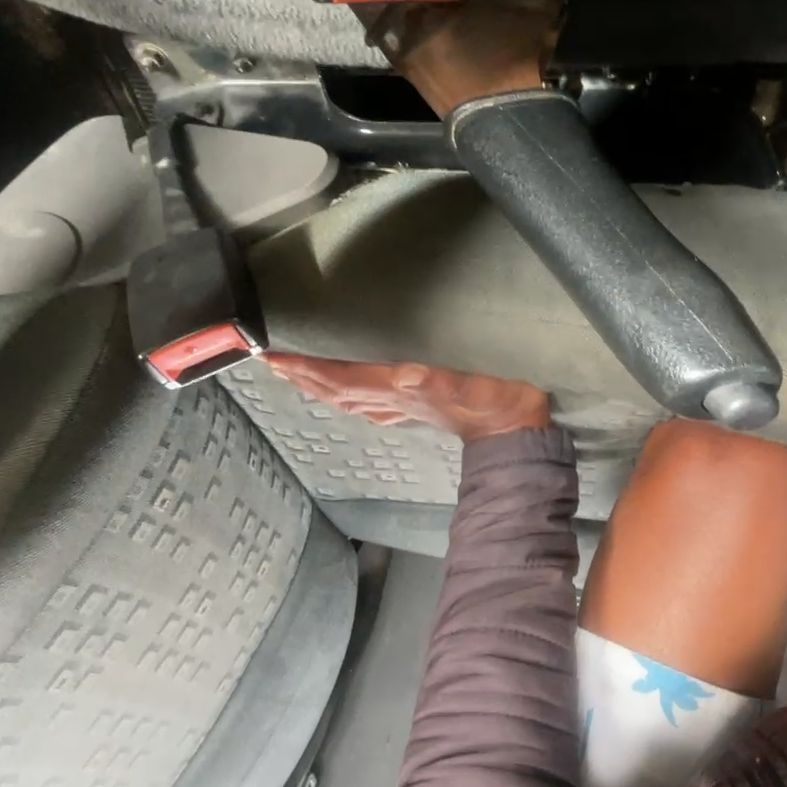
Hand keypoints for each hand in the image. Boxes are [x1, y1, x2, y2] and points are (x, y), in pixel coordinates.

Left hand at [261, 354, 550, 443]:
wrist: (515, 430)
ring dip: (317, 387)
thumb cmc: (496, 401)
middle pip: (335, 390)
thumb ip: (436, 382)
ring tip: (296, 374)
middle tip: (271, 361)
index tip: (274, 356)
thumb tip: (404, 375)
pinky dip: (346, 397)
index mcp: (400, 388)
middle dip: (302, 376)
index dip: (307, 367)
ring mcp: (402, 409)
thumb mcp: (470, 385)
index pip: (340, 378)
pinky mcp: (415, 410)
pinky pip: (367, 404)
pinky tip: (347, 396)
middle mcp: (393, 400)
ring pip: (347, 399)